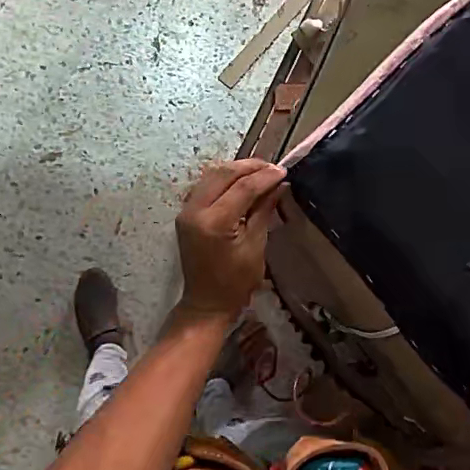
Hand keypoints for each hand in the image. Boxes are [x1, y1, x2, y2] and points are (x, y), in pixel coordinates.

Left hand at [174, 159, 285, 324]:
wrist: (206, 302)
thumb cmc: (236, 282)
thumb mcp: (256, 246)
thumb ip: (264, 211)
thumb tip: (279, 185)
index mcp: (214, 223)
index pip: (243, 187)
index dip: (265, 177)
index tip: (284, 171)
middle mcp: (195, 211)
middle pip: (223, 173)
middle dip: (250, 167)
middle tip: (274, 168)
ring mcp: (186, 211)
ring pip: (212, 175)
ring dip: (237, 170)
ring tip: (261, 172)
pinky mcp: (186, 213)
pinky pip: (205, 185)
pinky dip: (224, 179)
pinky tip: (242, 182)